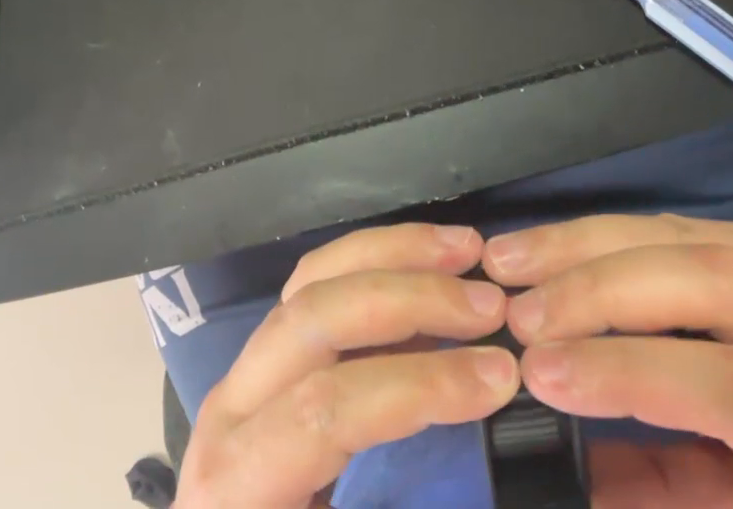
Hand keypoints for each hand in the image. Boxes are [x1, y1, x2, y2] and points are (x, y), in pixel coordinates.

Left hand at [175, 223, 520, 508]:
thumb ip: (398, 496)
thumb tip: (487, 471)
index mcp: (236, 476)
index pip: (324, 410)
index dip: (416, 387)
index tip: (500, 378)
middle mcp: (232, 405)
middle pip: (311, 320)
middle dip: (408, 300)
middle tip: (491, 304)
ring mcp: (247, 367)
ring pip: (311, 281)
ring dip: (393, 256)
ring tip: (465, 249)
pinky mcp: (269, 349)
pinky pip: (317, 283)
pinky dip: (375, 259)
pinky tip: (425, 256)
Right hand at [483, 214, 732, 508]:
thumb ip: (669, 495)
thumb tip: (564, 479)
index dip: (633, 374)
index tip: (542, 374)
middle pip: (706, 286)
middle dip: (595, 294)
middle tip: (514, 318)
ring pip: (683, 236)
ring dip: (581, 244)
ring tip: (506, 261)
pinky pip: (673, 221)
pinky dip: (600, 229)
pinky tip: (548, 243)